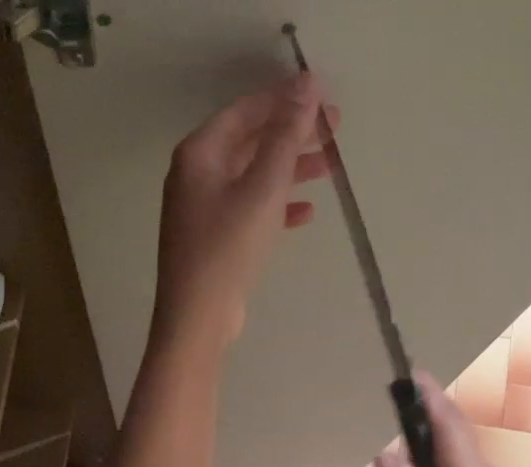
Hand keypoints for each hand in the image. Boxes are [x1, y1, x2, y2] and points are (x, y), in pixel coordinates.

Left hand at [154, 73, 329, 343]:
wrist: (196, 318)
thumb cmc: (228, 247)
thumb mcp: (263, 187)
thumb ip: (286, 134)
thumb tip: (307, 83)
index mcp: (199, 153)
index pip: (247, 110)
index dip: (287, 100)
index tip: (327, 98)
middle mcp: (195, 175)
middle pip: (249, 141)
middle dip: (292, 134)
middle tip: (335, 129)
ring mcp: (201, 209)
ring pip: (252, 176)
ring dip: (289, 169)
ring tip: (330, 167)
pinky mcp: (212, 239)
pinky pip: (248, 209)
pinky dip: (276, 205)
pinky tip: (306, 213)